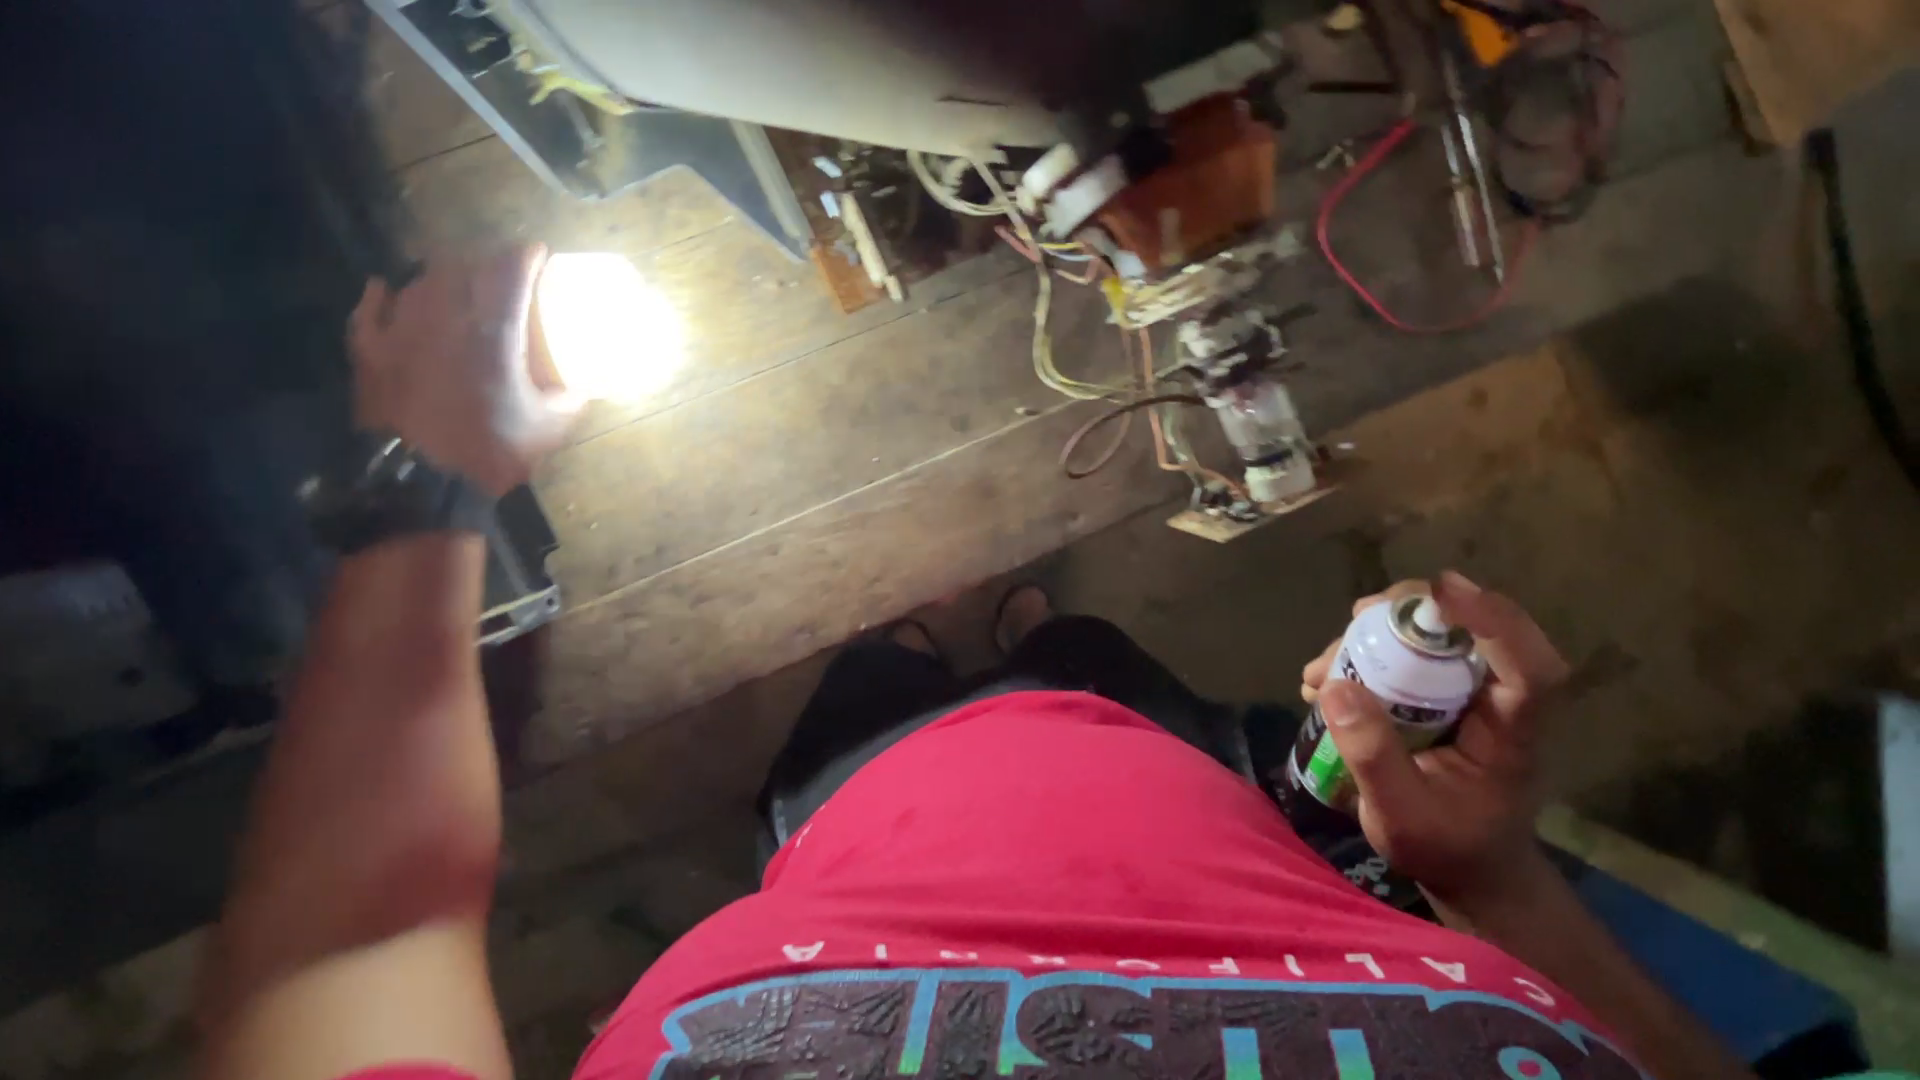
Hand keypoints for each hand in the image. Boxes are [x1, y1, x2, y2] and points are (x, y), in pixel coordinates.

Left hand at [349, 247, 581, 495]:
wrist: (422, 483)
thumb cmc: (493, 451)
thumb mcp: (552, 427)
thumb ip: (571, 398)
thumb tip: (584, 384)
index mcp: (495, 333)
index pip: (510, 271)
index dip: (527, 255)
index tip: (539, 254)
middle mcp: (445, 318)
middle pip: (463, 265)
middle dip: (486, 263)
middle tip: (501, 275)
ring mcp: (401, 331)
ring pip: (420, 281)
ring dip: (442, 277)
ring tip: (455, 286)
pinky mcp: (370, 352)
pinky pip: (371, 308)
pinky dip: (383, 295)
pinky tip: (388, 288)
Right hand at [1300, 571, 1569, 904]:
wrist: (1466, 871)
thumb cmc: (1444, 848)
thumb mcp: (1400, 815)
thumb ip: (1373, 756)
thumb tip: (1336, 686)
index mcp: (1511, 736)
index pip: (1530, 670)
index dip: (1496, 623)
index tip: (1444, 590)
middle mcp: (1496, 705)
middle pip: (1475, 636)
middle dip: (1415, 613)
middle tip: (1360, 612)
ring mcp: (1468, 699)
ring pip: (1433, 643)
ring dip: (1376, 638)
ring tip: (1322, 666)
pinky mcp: (1439, 700)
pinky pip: (1408, 661)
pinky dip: (1364, 658)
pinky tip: (1324, 680)